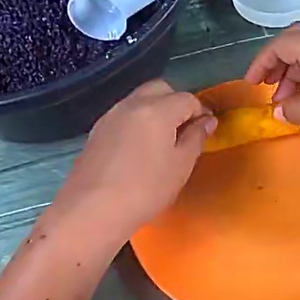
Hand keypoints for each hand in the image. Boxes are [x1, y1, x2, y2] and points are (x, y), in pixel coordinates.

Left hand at [52, 80, 215, 242]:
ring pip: (139, 100)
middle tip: (183, 130)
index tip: (205, 131)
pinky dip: (137, 123)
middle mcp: (132, 104)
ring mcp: (110, 116)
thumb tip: (207, 121)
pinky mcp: (96, 131)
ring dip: (155, 111)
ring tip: (162, 141)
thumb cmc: (146, 189)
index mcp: (157, 109)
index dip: (200, 112)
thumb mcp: (181, 166)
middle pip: (160, 89)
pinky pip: (124, 116)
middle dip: (176, 103)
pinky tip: (139, 149)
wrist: (93, 210)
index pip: (187, 99)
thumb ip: (196, 138)